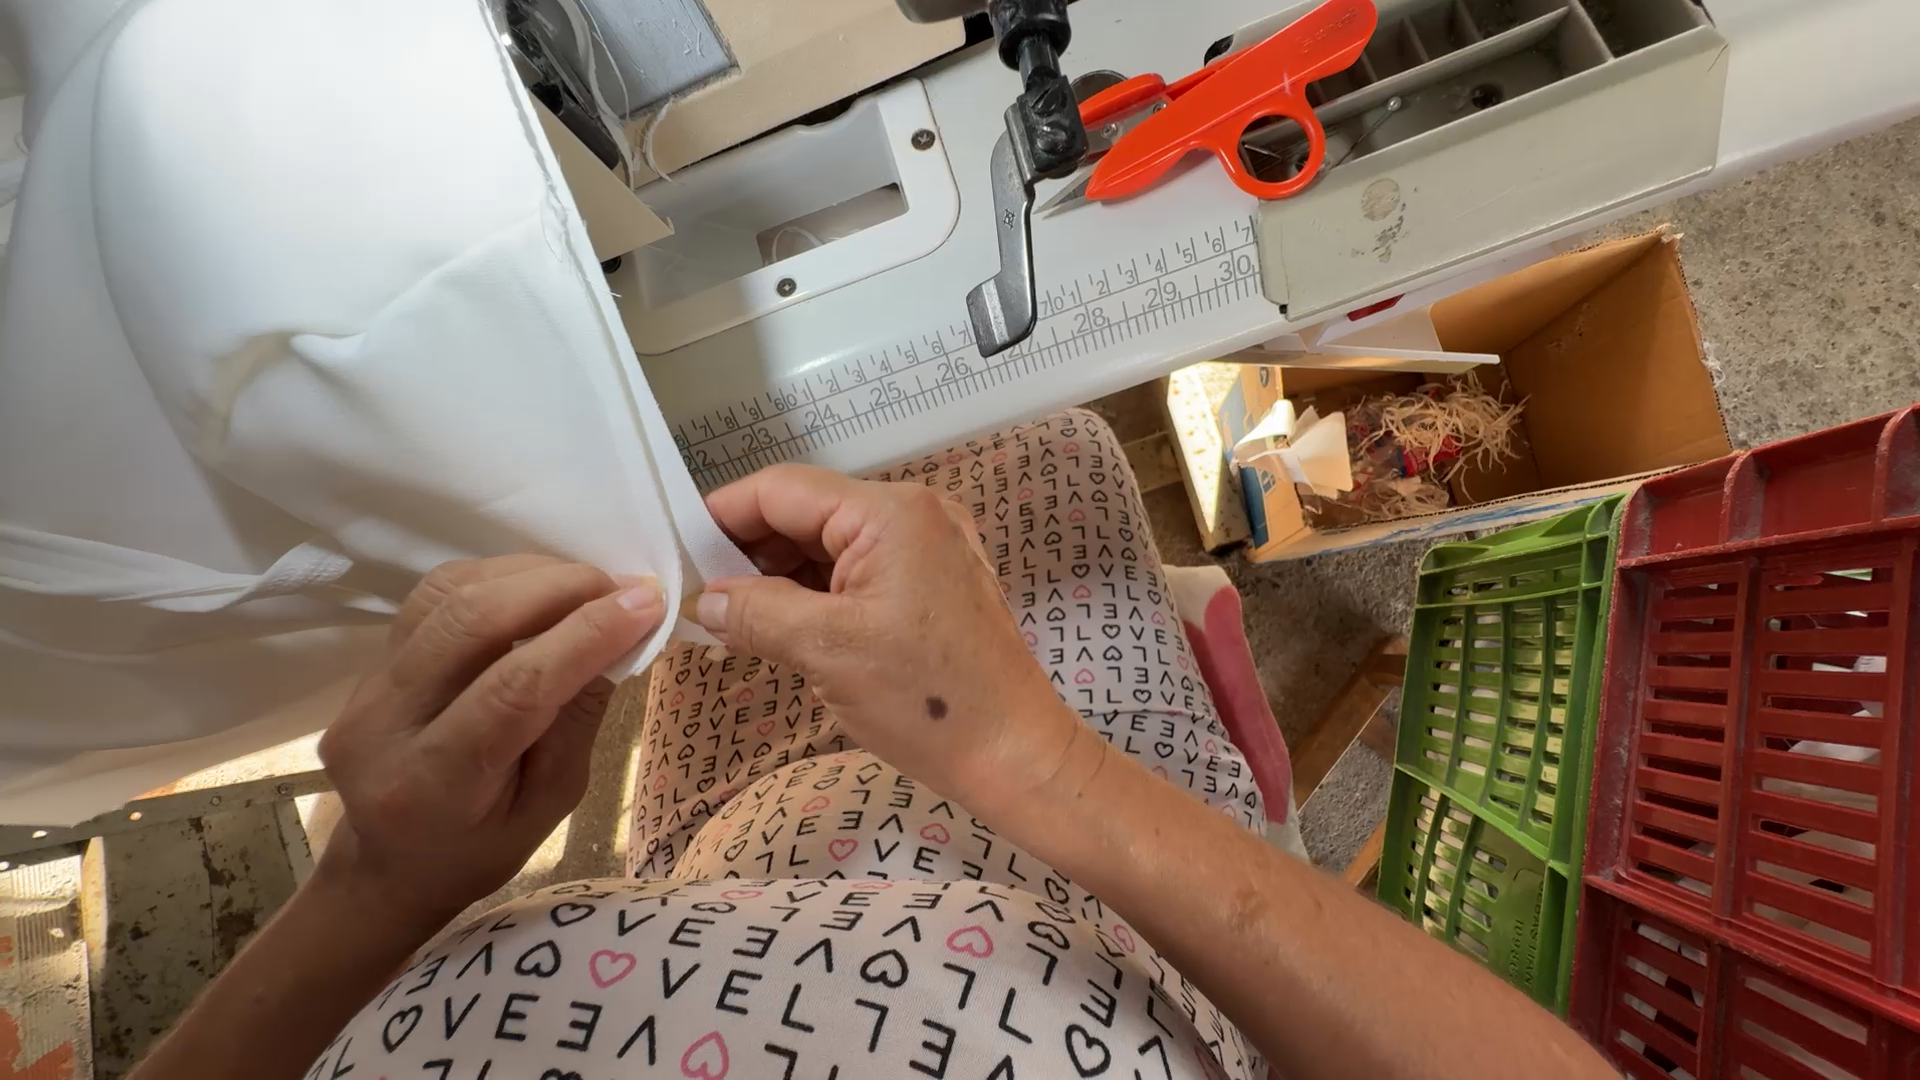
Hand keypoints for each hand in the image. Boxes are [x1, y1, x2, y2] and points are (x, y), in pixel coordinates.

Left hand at [315, 556, 664, 930]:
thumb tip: (627, 634)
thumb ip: (582, 714)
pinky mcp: (372, 655)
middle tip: (627, 587)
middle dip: (563, 587)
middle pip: (471, 620)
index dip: (588, 634)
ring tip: (592, 585)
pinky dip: (504, 575)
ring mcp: (366, 683)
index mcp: (432, 782)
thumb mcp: (556, 798)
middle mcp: (381, 722)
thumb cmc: (486, 843)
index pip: (515, 687)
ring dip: (535, 572)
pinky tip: (545, 588)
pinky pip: (438, 591)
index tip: (649, 603)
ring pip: (451, 591)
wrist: (393, 861)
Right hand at [695, 465, 1083, 806]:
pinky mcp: (931, 583)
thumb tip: (702, 598)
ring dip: (781, 577)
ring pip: (831, 547)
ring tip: (731, 617)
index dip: (723, 516)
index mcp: (890, 512)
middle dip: (751, 552)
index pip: (783, 490)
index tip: (675, 550)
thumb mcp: (827, 650)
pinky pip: (859, 572)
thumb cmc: (927, 700)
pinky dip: (817, 594)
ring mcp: (928, 548)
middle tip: (699, 596)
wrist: (1015, 753)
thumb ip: (755, 611)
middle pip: (808, 514)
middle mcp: (912, 514)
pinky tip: (781, 624)